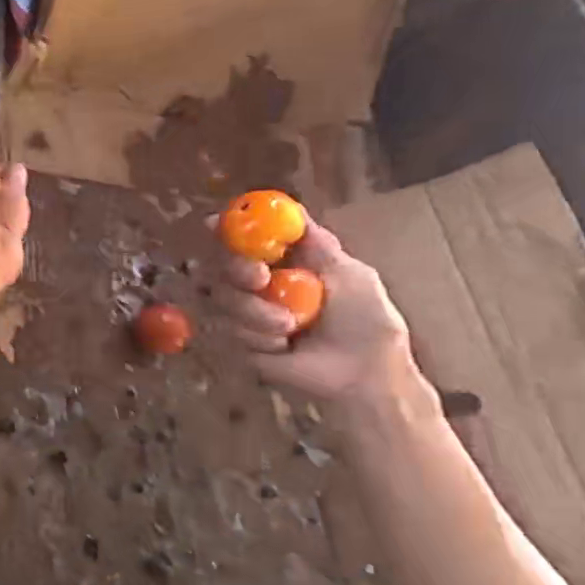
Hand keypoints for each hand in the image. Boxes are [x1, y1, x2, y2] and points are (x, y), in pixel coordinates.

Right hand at [212, 213, 421, 409]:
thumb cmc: (366, 323)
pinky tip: (282, 346)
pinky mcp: (237, 342)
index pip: (246, 238)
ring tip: (289, 327)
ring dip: (255, 311)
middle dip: (236, 268)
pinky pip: (228, 329)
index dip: (229, 228)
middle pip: (221, 262)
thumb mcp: (351, 274)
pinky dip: (257, 336)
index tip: (218, 223)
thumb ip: (318, 245)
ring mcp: (245, 313)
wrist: (362, 374)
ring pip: (221, 297)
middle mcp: (258, 285)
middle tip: (260, 278)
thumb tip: (291, 211)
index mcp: (285, 263)